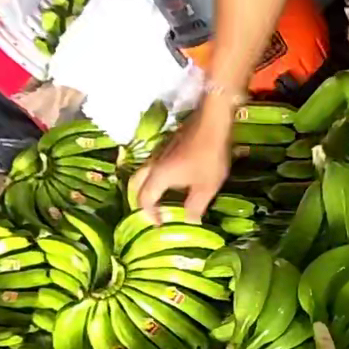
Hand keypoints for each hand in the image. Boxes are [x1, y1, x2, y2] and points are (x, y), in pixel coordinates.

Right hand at [128, 95, 233, 221]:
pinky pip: (154, 167)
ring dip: (147, 188)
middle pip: (136, 184)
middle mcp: (153, 165)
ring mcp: (158, 154)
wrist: (212, 124)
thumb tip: (189, 221)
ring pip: (143, 174)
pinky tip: (172, 183)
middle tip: (152, 212)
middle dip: (140, 200)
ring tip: (161, 201)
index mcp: (158, 176)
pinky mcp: (167, 148)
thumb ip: (195, 206)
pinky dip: (156, 179)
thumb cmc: (209, 156)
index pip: (144, 199)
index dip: (149, 214)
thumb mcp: (206, 187)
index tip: (159, 224)